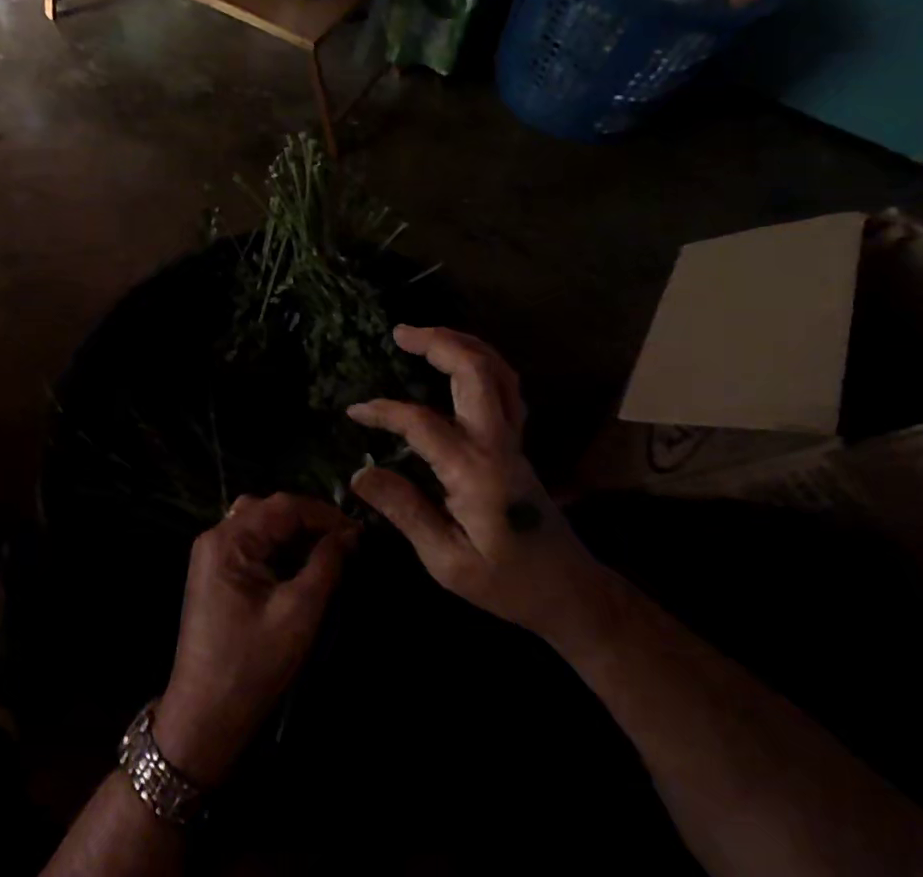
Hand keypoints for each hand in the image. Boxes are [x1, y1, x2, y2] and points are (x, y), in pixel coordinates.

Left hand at [154, 494, 356, 784]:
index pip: (283, 506)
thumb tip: (349, 534)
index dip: (324, 514)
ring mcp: (212, 556)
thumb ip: (325, 565)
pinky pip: (252, 546)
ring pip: (260, 525)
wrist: (205, 716)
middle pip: (269, 510)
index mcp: (228, 541)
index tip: (359, 532)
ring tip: (330, 551)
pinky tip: (303, 564)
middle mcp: (215, 538)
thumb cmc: (252, 665)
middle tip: (347, 542)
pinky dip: (280, 548)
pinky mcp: (216, 574)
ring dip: (295, 533)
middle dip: (310, 521)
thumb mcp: (299, 612)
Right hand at [348, 325, 603, 634]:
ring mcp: (515, 441)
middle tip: (399, 332)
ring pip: (499, 373)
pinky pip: (506, 389)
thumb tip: (360, 474)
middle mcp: (498, 444)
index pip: (422, 424)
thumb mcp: (446, 561)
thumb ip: (404, 512)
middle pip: (476, 373)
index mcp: (476, 472)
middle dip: (439, 343)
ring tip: (427, 335)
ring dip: (464, 344)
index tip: (354, 411)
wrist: (568, 591)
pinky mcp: (519, 445)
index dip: (384, 411)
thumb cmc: (506, 584)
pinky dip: (482, 365)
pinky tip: (460, 365)